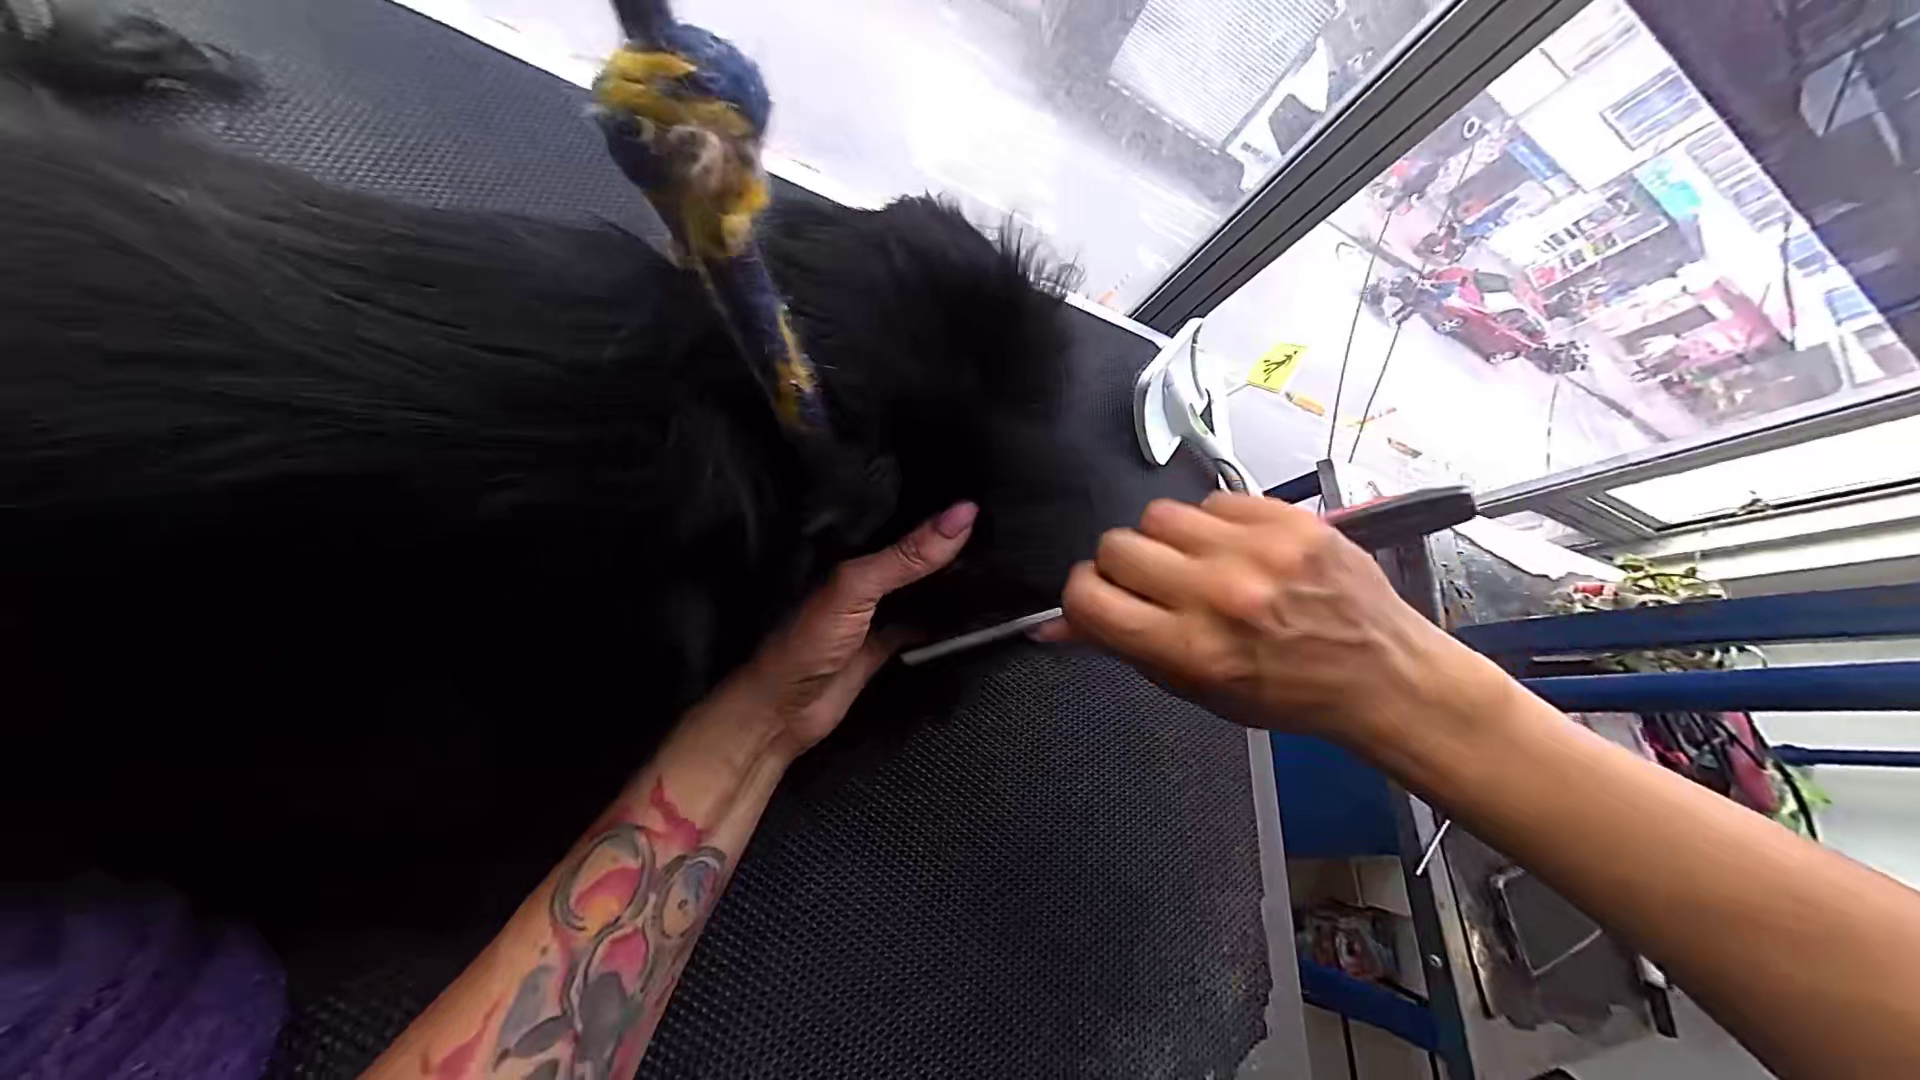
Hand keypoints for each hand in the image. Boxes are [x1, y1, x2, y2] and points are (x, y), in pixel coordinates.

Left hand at [728, 501, 977, 756]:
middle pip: (917, 559)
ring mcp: (877, 615)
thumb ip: (907, 557)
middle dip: (952, 550)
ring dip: (951, 585)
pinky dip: (944, 623)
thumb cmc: (812, 641)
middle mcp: (869, 580)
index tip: (987, 501)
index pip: (905, 524)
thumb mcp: (858, 589)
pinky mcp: (885, 647)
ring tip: (999, 567)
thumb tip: (964, 513)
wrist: (782, 712)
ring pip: (923, 592)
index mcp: (856, 556)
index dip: (940, 514)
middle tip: (1003, 535)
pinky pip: (922, 627)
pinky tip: (974, 614)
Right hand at [1047, 493, 1500, 746]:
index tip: (1098, 594)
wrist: (1380, 674)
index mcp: (1190, 650)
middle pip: (1116, 544)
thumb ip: (1120, 647)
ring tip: (1197, 562)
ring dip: (1164, 539)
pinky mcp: (1287, 520)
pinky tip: (1236, 549)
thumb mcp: (1192, 688)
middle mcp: (1219, 595)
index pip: (1089, 597)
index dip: (1082, 593)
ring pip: (1157, 514)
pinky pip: (1210, 499)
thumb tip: (1058, 625)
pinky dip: (1212, 523)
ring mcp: (1256, 551)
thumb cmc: (1285, 693)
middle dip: (1122, 564)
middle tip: (1153, 582)